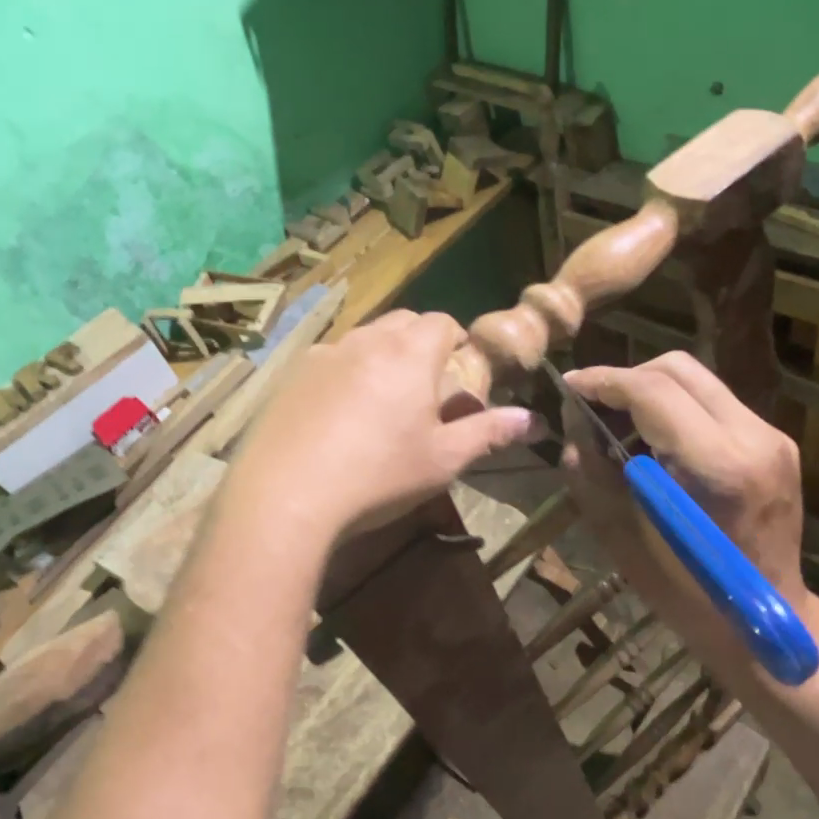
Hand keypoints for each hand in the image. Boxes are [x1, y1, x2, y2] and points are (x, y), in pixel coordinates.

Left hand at [222, 310, 541, 544]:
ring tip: (383, 400)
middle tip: (426, 387)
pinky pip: (328, 359)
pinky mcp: (290, 376)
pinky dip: (344, 373)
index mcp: (410, 353)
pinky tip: (337, 416)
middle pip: (403, 323)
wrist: (286, 496)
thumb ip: (489, 433)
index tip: (460, 371)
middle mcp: (366, 340)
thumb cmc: (378, 476)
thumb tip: (533, 419)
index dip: (456, 341)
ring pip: (363, 338)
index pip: (442, 322)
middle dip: (421, 342)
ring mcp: (323, 354)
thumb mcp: (443, 460)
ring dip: (381, 355)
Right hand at [560, 352, 808, 682]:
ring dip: (652, 391)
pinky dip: (677, 409)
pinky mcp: (776, 443)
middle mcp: (754, 437)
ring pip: (699, 381)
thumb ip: (590, 466)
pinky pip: (715, 404)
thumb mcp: (620, 533)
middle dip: (628, 377)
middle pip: (678, 369)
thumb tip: (574, 414)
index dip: (603, 381)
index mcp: (718, 465)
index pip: (652, 390)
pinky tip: (656, 442)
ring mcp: (771, 436)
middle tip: (593, 405)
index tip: (568, 385)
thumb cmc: (686, 592)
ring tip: (621, 424)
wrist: (763, 623)